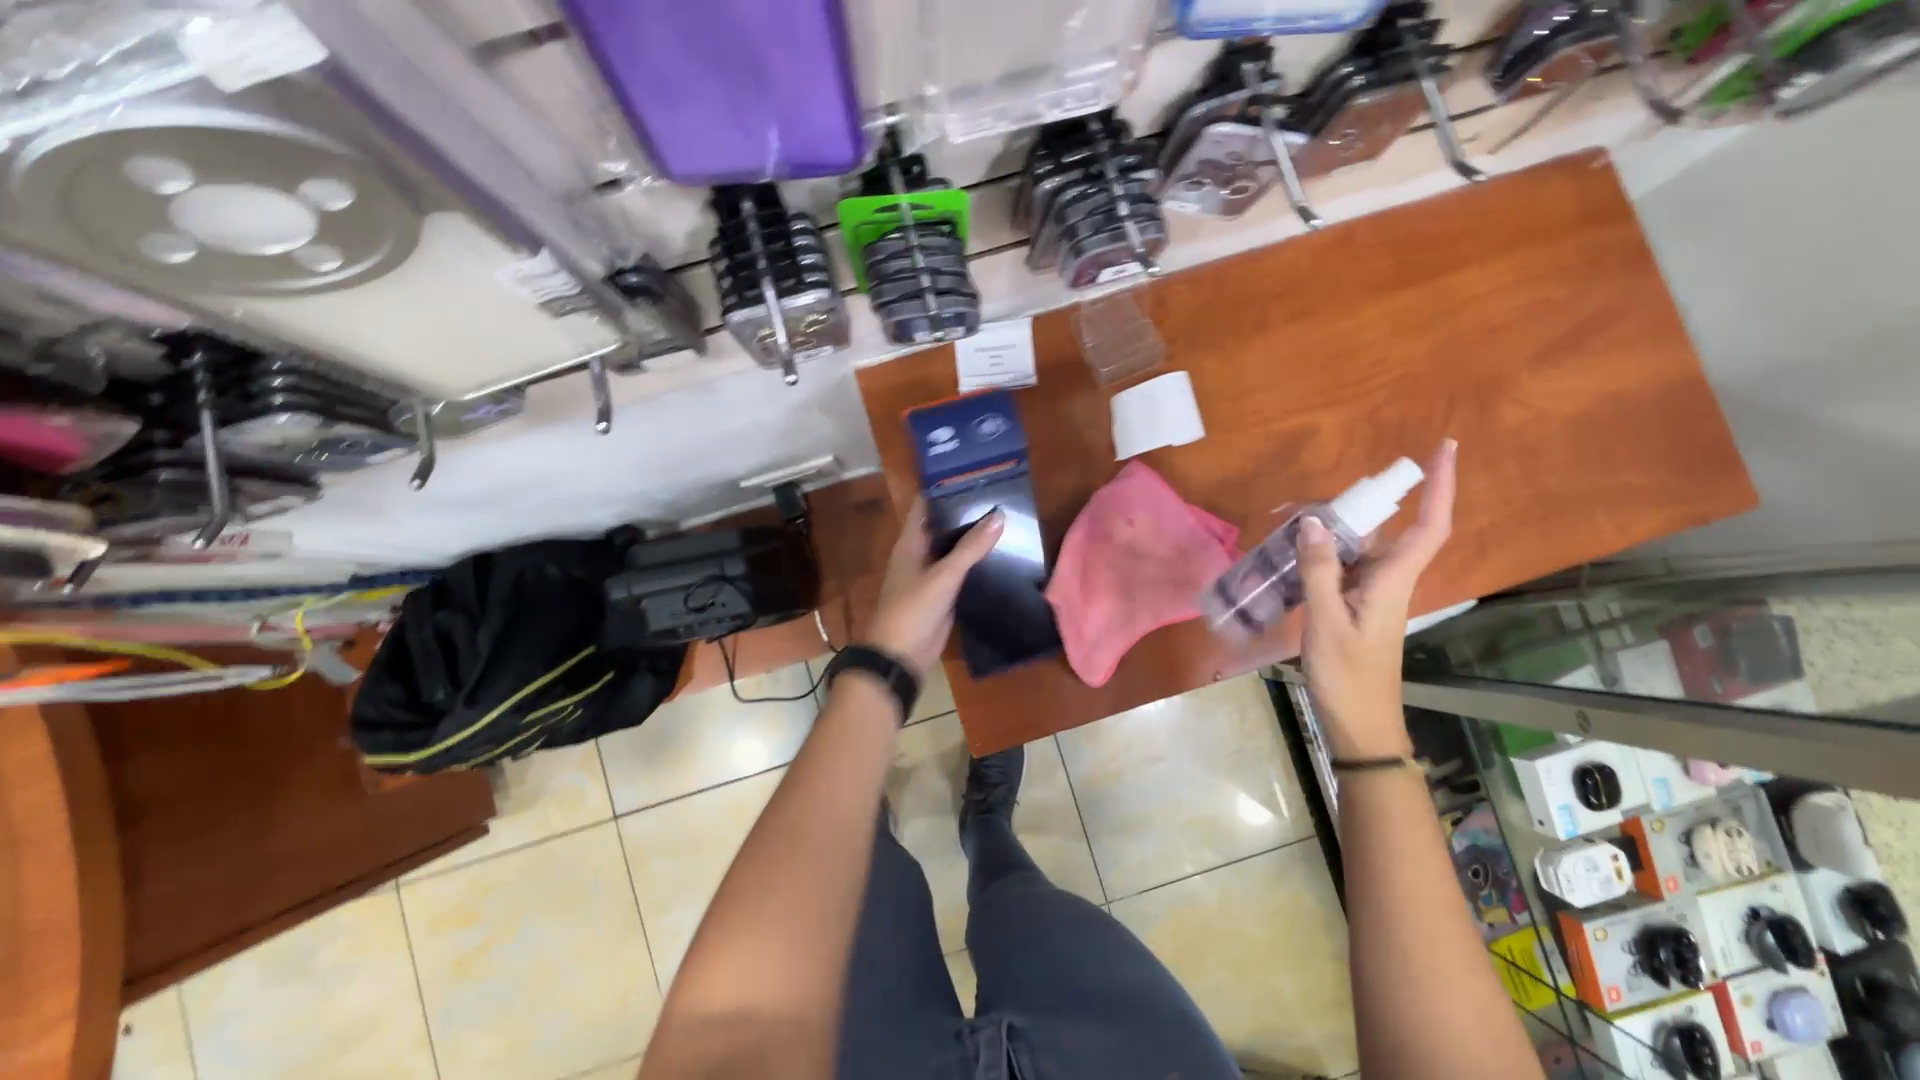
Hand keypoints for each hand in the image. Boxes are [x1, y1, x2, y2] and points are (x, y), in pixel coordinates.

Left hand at [864, 500, 1003, 678]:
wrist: (900, 657)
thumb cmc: (912, 610)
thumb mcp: (943, 577)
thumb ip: (970, 548)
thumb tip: (998, 516)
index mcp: (910, 542)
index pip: (926, 504)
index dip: (946, 487)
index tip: (973, 472)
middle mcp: (920, 554)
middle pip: (944, 525)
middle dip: (967, 511)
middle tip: (1001, 492)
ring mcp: (932, 575)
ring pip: (955, 549)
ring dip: (975, 537)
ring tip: (1008, 517)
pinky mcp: (944, 595)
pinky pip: (962, 572)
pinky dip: (978, 563)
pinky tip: (1002, 554)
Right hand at [1298, 439, 1456, 758]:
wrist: (1358, 726)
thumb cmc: (1348, 677)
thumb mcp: (1327, 623)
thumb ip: (1320, 571)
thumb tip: (1314, 520)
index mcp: (1394, 582)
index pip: (1430, 525)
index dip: (1440, 486)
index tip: (1443, 447)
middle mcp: (1389, 581)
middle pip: (1385, 529)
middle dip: (1357, 506)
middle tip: (1306, 502)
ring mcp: (1371, 595)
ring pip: (1358, 548)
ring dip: (1330, 532)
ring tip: (1289, 524)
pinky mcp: (1354, 608)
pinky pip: (1341, 568)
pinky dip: (1320, 555)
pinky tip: (1291, 556)